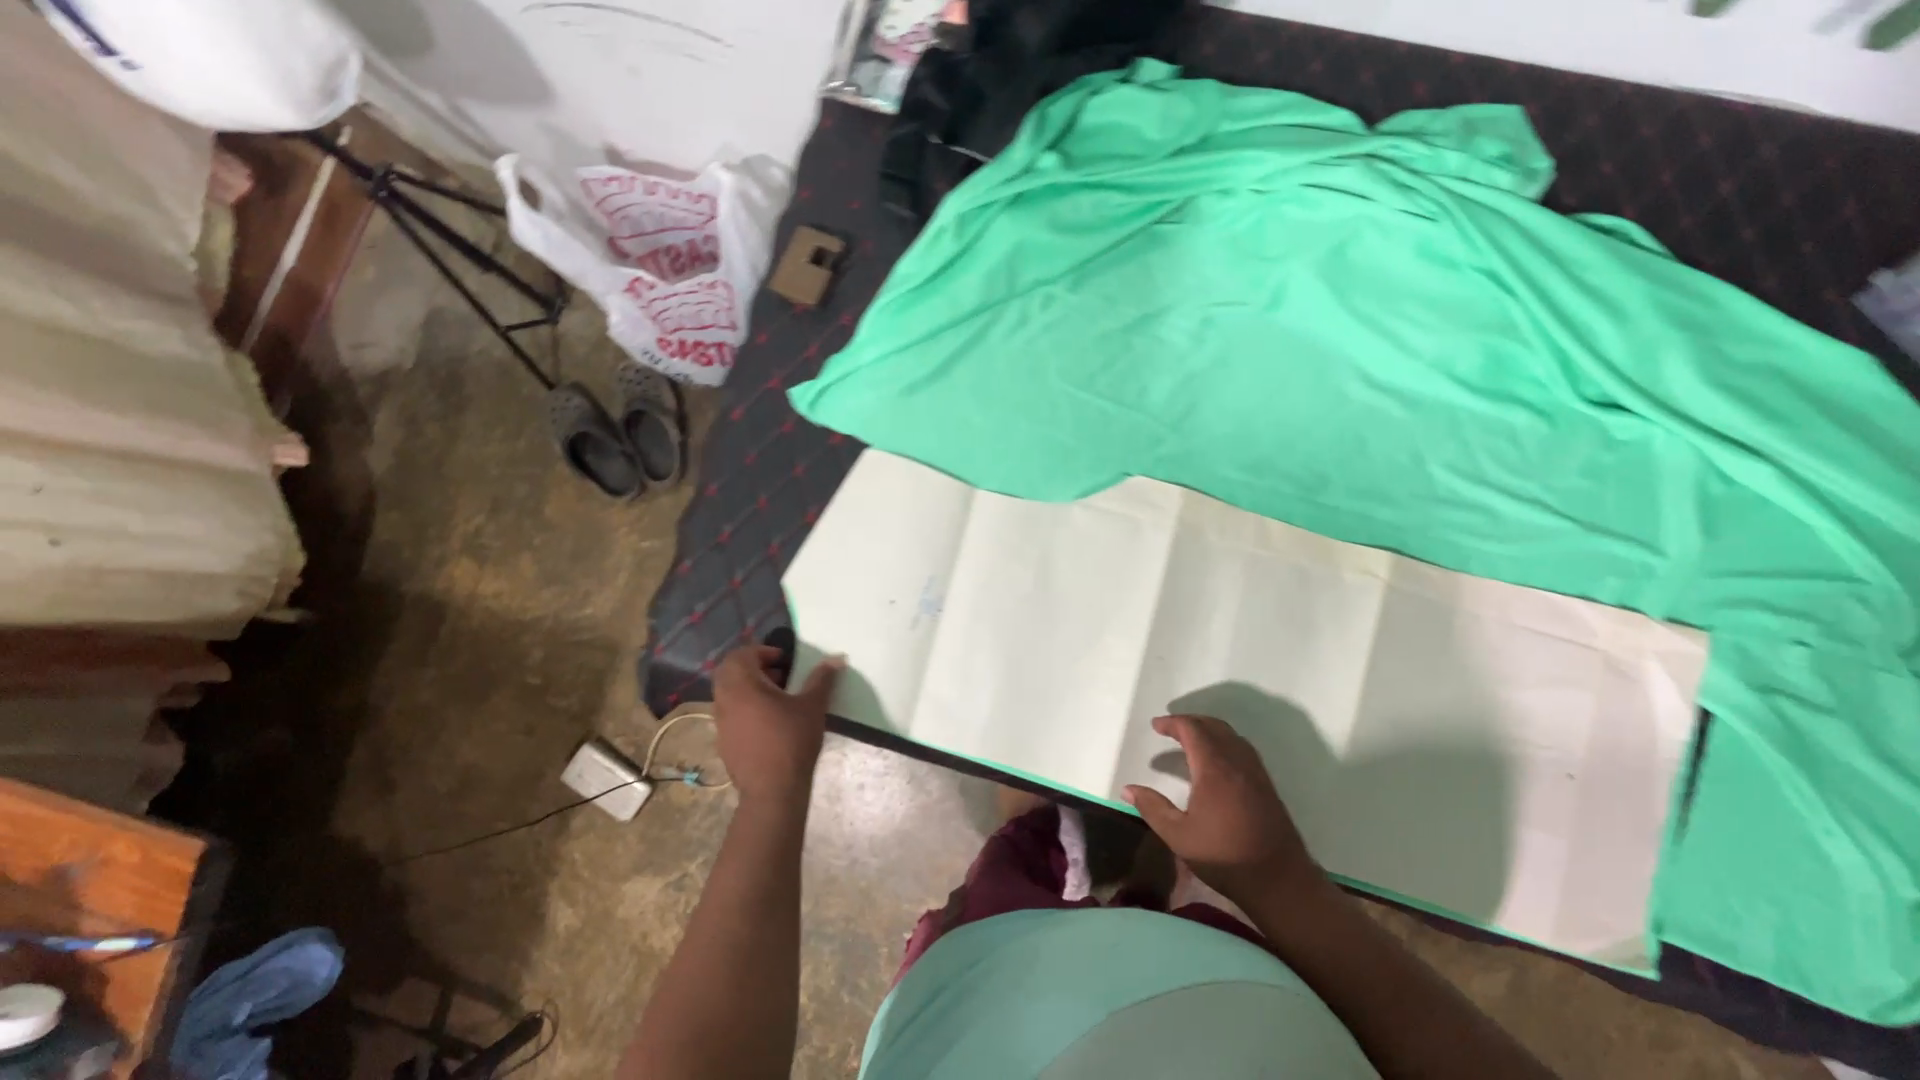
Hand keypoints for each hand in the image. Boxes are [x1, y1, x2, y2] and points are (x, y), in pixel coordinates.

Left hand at [711, 646, 841, 806]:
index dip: (762, 652)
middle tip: (778, 675)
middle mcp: (724, 699)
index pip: (741, 655)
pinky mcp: (723, 741)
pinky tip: (768, 723)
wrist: (772, 790)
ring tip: (777, 698)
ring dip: (748, 688)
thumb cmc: (792, 741)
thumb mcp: (812, 706)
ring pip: (728, 693)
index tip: (784, 660)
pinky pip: (729, 713)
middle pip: (729, 671)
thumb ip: (822, 679)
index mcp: (742, 685)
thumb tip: (836, 657)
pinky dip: (744, 708)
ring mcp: (720, 722)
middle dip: (752, 667)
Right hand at [1124, 714, 1325, 906]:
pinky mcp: (1266, 786)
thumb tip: (1128, 789)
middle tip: (1170, 728)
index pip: (1193, 730)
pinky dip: (1225, 743)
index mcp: (1214, 769)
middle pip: (1215, 727)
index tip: (1156, 726)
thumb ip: (1153, 808)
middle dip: (1191, 721)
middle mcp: (1238, 763)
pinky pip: (1243, 750)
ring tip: (1191, 740)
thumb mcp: (1178, 836)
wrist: (1278, 879)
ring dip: (1210, 730)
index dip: (1173, 723)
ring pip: (1232, 737)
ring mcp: (1256, 773)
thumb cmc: (1224, 857)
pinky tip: (1216, 762)